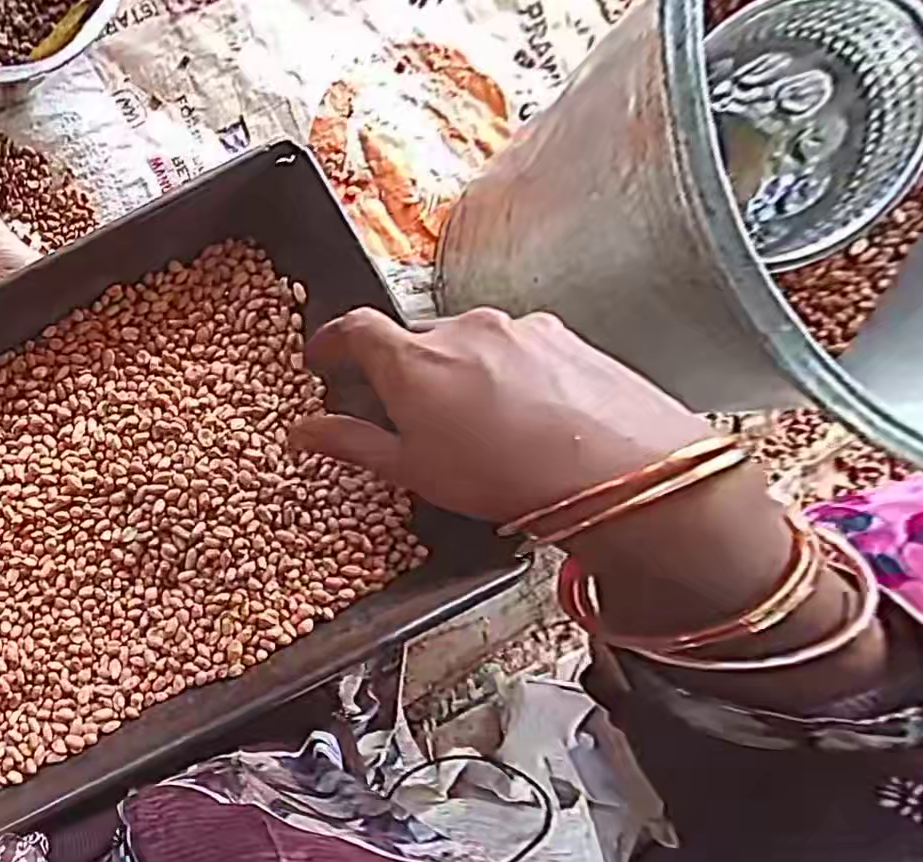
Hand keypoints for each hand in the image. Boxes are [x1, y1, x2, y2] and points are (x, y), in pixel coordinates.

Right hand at [285, 308, 898, 709]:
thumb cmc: (496, 475)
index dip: (330, 339)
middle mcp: (460, 329)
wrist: (622, 472)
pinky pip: (506, 343)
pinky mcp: (561, 333)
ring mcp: (515, 326)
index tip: (321, 357)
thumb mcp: (407, 467)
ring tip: (464, 418)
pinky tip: (510, 409)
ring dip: (446, 369)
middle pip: (408, 338)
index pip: (354, 328)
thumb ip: (348, 441)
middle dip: (393, 367)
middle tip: (398, 409)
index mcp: (411, 361)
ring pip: (459, 341)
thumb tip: (299, 431)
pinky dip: (491, 367)